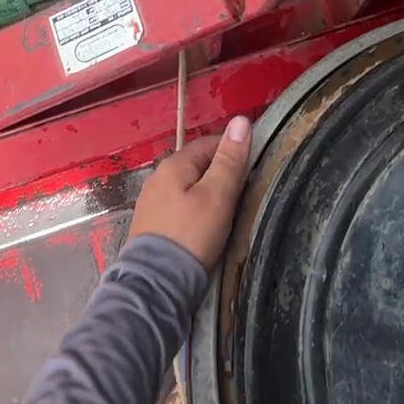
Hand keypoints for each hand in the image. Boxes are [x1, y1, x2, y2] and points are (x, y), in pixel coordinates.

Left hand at [129, 115, 253, 267]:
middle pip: (198, 166)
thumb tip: (240, 120)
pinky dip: (194, 212)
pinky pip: (179, 208)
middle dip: (220, 175)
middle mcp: (158, 177)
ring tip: (227, 214)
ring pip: (188, 188)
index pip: (210, 144)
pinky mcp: (150, 225)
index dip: (234, 153)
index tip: (252, 171)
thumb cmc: (192, 234)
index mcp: (174, 164)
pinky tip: (203, 228)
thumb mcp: (218, 195)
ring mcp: (151, 202)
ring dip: (207, 195)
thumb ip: (230, 159)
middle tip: (242, 196)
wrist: (156, 283)